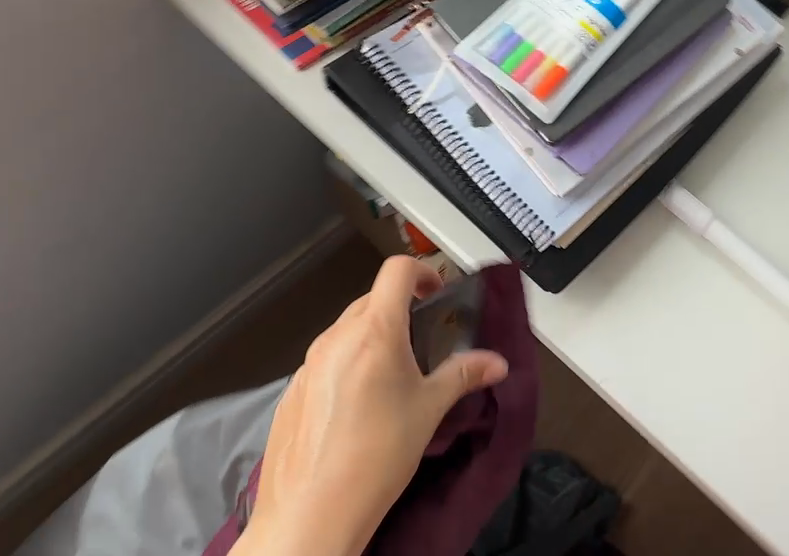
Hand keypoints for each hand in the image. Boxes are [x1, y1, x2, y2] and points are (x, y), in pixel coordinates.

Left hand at [238, 256, 508, 555]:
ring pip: (346, 330)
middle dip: (400, 309)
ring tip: (392, 377)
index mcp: (375, 332)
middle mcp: (336, 339)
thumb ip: (464, 374)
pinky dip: (346, 366)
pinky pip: (325, 361)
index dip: (422, 273)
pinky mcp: (290, 394)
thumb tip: (498, 363)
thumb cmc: (378, 454)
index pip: (397, 271)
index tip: (436, 295)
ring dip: (373, 337)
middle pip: (372, 299)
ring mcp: (307, 366)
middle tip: (423, 340)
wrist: (310, 516)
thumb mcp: (430, 409)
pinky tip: (357, 409)